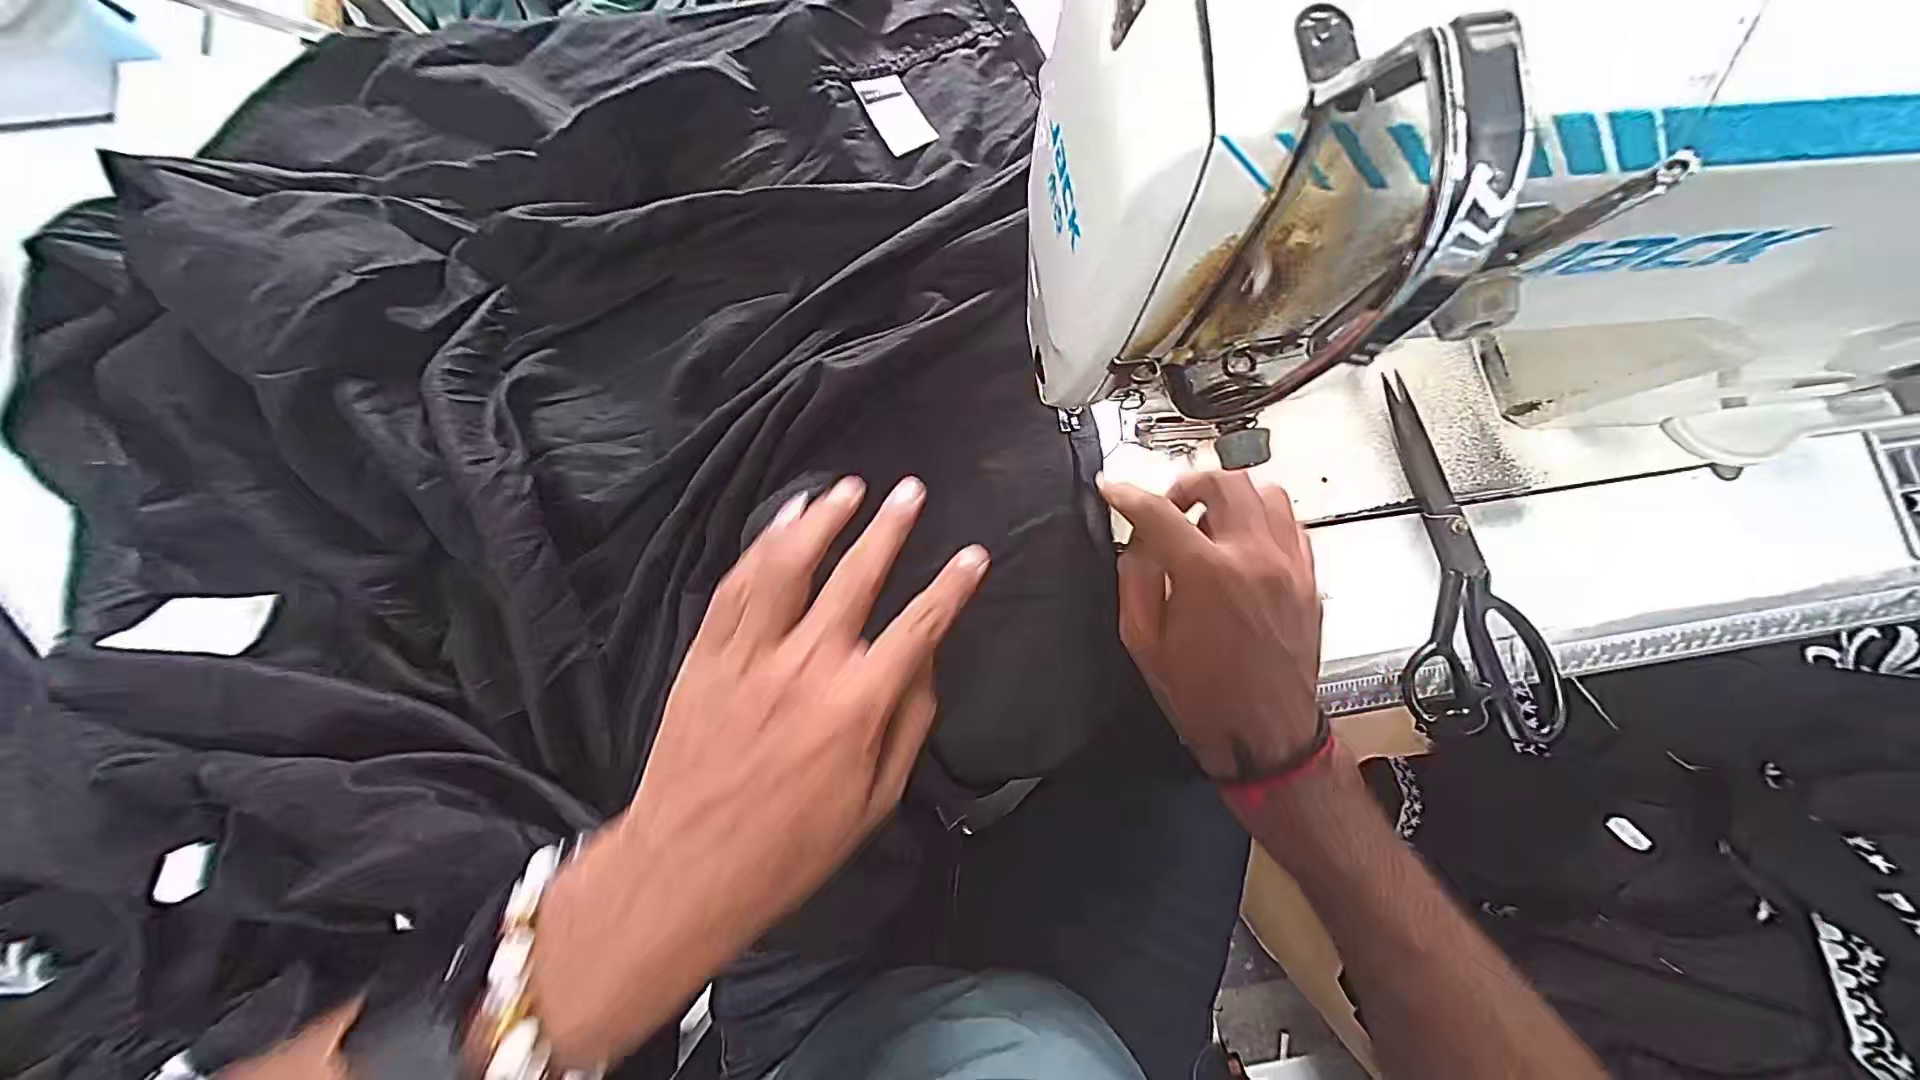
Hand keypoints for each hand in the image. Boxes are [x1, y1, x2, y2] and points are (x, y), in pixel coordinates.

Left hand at [529, 476, 988, 1065]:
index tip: (974, 556)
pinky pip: (736, 586)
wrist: (685, 867)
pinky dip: (761, 546)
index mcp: (856, 704)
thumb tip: (925, 662)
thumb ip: (909, 723)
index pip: (919, 627)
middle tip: (910, 492)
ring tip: (847, 488)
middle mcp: (806, 664)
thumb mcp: (874, 801)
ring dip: (822, 520)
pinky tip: (782, 520)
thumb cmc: (792, 846)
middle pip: (856, 577)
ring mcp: (751, 653)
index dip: (953, 587)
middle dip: (889, 528)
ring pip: (790, 566)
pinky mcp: (707, 654)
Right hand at [1099, 471, 1321, 780]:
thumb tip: (1138, 545)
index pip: (1158, 511)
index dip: (1127, 495)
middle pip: (1222, 482)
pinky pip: (1291, 523)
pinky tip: (1242, 538)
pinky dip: (1261, 517)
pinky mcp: (1307, 580)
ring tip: (1206, 516)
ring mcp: (1287, 567)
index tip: (1115, 491)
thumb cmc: (1209, 697)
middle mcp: (1253, 561)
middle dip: (1184, 483)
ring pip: (1264, 491)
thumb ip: (1135, 579)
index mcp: (1206, 575)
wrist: (1263, 733)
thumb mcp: (1144, 642)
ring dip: (1228, 494)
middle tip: (1167, 503)